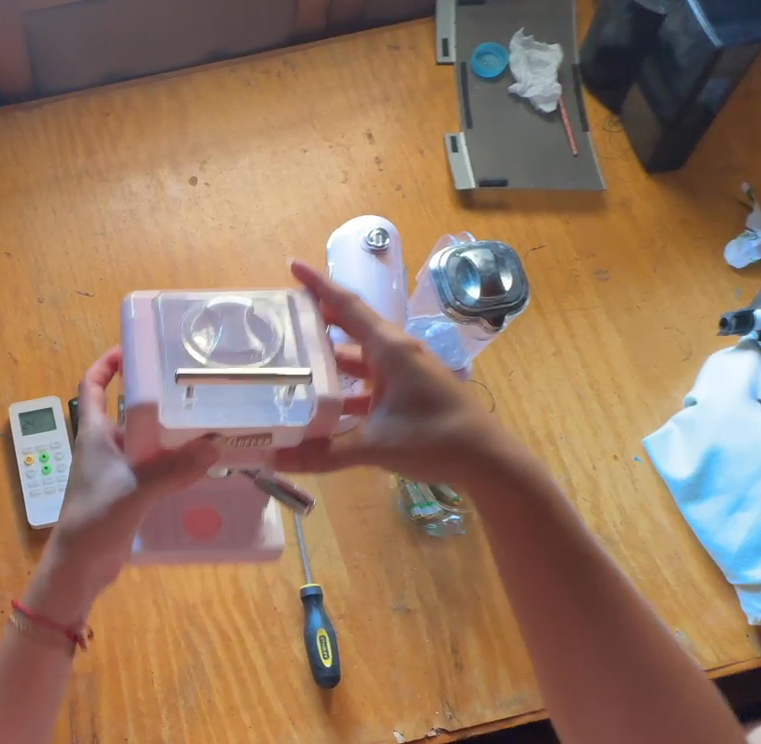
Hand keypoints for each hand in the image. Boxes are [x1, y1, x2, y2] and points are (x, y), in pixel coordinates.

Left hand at [30, 347, 217, 619]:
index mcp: (93, 435)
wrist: (79, 567)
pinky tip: (198, 466)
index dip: (106, 364)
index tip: (130, 347)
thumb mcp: (134, 490)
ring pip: (145, 444)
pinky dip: (172, 465)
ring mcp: (115, 473)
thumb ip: (172, 469)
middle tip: (191, 388)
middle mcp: (103, 448)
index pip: (92, 387)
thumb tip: (214, 445)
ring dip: (168, 435)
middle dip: (155, 400)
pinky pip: (152, 470)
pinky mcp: (127, 495)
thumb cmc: (94, 520)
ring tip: (205, 422)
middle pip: (129, 413)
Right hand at [273, 259, 517, 485]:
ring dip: (331, 354)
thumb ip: (323, 453)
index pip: (348, 307)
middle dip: (320, 317)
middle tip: (285, 315)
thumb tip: (274, 460)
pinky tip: (325, 401)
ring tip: (296, 356)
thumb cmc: (435, 440)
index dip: (319, 285)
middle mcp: (397, 354)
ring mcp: (404, 373)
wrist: (486, 461)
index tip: (292, 266)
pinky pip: (368, 380)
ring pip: (359, 355)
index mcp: (390, 350)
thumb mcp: (374, 446)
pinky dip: (345, 385)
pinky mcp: (408, 392)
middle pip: (352, 326)